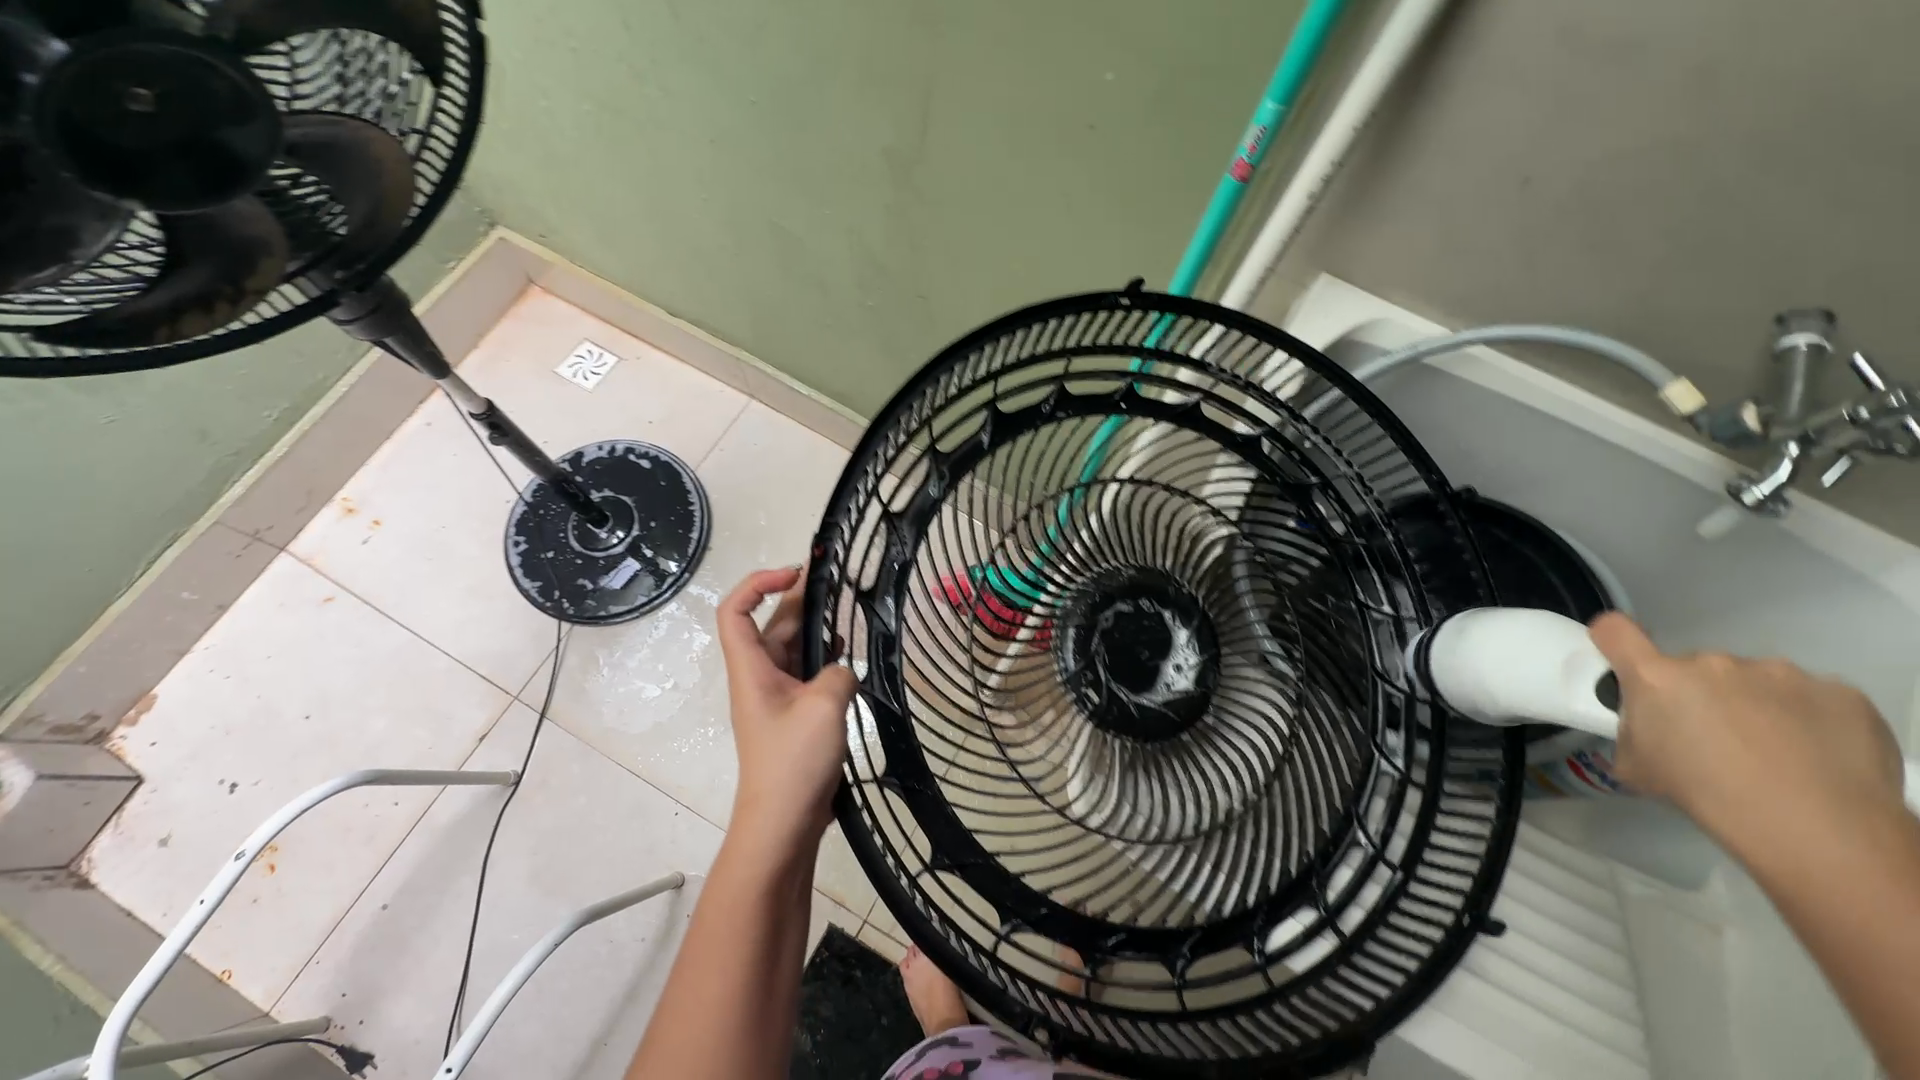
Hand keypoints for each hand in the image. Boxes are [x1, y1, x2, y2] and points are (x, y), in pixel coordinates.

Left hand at [716, 566, 857, 858]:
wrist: (784, 822)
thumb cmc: (793, 761)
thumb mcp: (824, 707)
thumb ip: (838, 673)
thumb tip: (841, 670)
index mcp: (751, 668)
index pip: (736, 611)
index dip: (758, 583)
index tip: (797, 574)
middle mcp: (760, 676)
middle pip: (771, 624)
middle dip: (801, 599)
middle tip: (841, 581)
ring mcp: (778, 697)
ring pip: (794, 648)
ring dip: (818, 627)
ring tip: (852, 610)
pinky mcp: (796, 715)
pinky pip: (809, 673)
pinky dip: (828, 658)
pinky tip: (852, 654)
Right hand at [1588, 612, 1902, 843]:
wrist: (1814, 825)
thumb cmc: (1704, 794)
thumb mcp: (1636, 769)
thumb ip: (1633, 732)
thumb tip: (1651, 729)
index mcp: (1657, 678)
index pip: (1615, 631)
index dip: (1614, 642)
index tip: (1623, 663)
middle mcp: (1715, 664)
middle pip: (1695, 668)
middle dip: (1698, 695)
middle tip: (1713, 740)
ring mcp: (1782, 673)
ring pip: (1755, 681)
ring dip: (1754, 705)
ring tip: (1775, 753)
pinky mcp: (1839, 691)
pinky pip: (1811, 698)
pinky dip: (1808, 720)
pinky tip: (1815, 756)